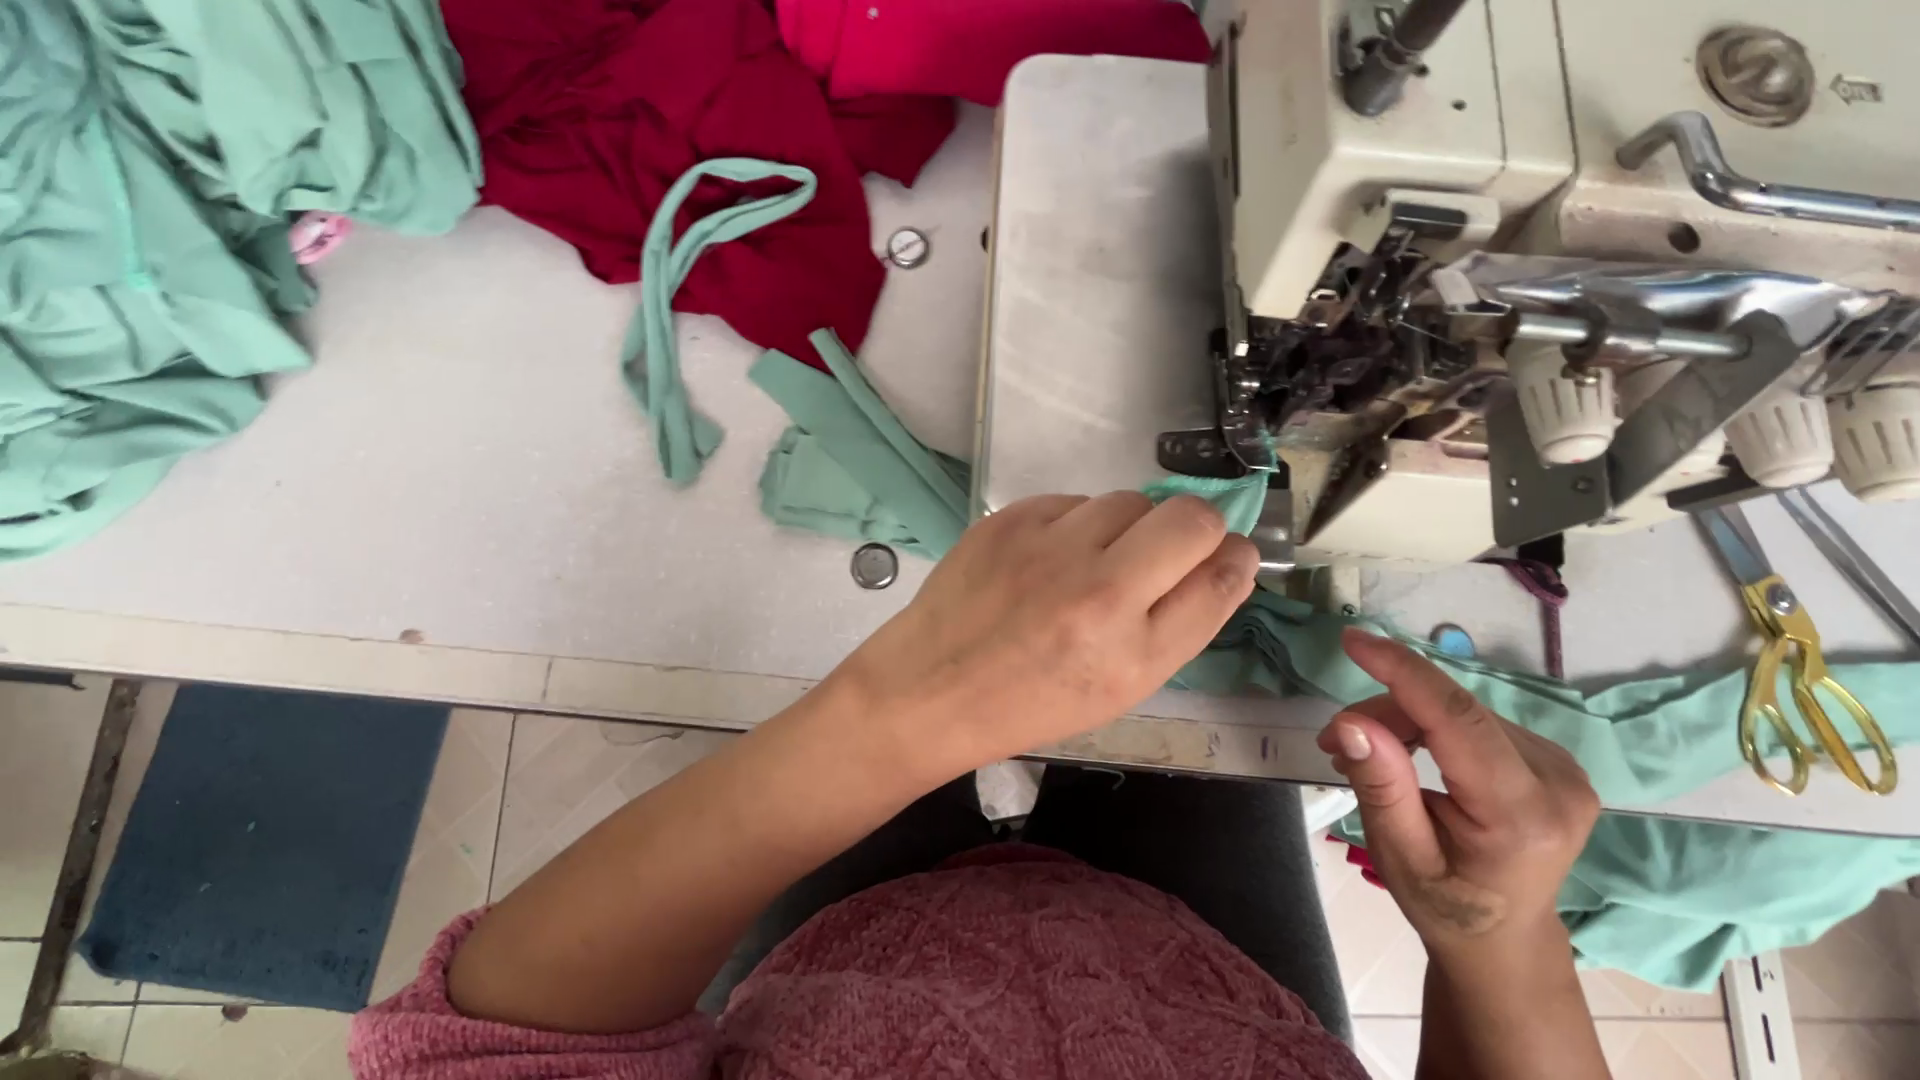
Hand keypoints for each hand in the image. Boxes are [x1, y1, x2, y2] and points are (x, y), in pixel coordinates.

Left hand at [831, 492, 1257, 780]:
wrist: (930, 689)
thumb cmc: (1030, 702)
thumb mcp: (1119, 688)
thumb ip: (1179, 625)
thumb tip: (1224, 561)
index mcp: (1134, 654)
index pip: (1221, 577)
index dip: (1234, 560)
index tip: (1225, 556)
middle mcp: (1099, 592)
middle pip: (1191, 518)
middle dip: (1196, 528)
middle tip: (1167, 551)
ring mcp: (1050, 547)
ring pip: (1130, 499)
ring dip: (1129, 525)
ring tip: (1094, 562)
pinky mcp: (1009, 519)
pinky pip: (1074, 500)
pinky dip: (1076, 523)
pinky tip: (1050, 558)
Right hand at [1317, 629, 1600, 973]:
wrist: (1505, 940)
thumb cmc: (1446, 905)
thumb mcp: (1399, 855)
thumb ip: (1381, 786)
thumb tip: (1350, 722)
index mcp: (1522, 814)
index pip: (1459, 720)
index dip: (1404, 673)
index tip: (1354, 641)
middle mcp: (1558, 781)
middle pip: (1453, 713)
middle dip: (1386, 713)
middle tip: (1333, 743)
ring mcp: (1563, 768)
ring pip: (1461, 712)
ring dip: (1404, 720)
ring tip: (1364, 755)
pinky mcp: (1554, 760)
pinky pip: (1475, 721)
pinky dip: (1429, 727)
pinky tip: (1405, 752)